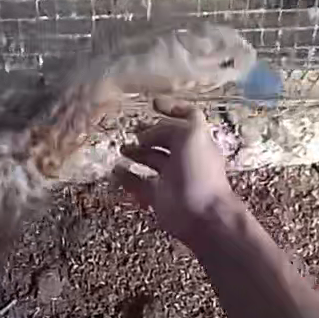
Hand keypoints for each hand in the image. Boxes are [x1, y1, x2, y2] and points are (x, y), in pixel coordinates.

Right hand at [115, 98, 243, 242]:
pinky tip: (116, 170)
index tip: (154, 104)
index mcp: (196, 140)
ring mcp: (171, 177)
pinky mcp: (158, 196)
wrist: (202, 214)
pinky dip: (127, 177)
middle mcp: (185, 157)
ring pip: (151, 160)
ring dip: (136, 153)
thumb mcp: (189, 136)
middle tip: (131, 130)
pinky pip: (139, 183)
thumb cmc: (199, 171)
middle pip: (164, 140)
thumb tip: (144, 136)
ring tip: (121, 148)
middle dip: (148, 133)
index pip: (186, 118)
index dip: (172, 109)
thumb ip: (167, 128)